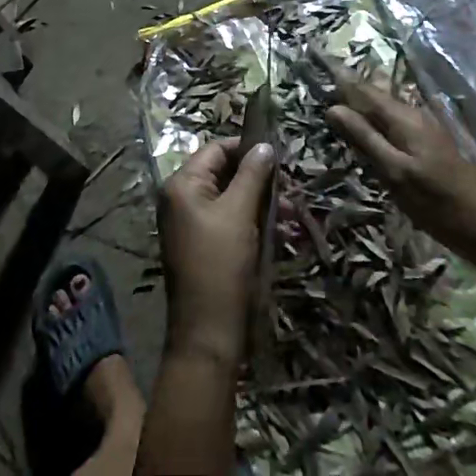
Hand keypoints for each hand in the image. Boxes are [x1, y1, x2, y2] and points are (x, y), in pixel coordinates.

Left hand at [157, 138, 275, 366]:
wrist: (208, 330)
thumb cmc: (221, 263)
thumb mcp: (240, 214)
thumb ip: (252, 176)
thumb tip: (264, 145)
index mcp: (182, 184)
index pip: (215, 150)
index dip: (246, 149)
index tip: (279, 156)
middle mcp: (181, 198)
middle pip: (224, 174)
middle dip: (259, 181)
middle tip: (292, 192)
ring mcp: (191, 222)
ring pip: (231, 200)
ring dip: (262, 204)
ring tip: (293, 217)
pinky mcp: (203, 244)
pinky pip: (230, 222)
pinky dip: (254, 224)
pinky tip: (282, 235)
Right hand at [321, 62, 475, 255]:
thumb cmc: (440, 205)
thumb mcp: (395, 173)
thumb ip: (364, 139)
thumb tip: (333, 107)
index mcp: (404, 118)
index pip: (363, 89)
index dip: (339, 76)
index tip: (316, 58)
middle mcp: (416, 117)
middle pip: (376, 95)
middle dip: (349, 86)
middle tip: (322, 75)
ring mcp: (427, 131)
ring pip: (386, 109)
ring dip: (363, 102)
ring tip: (338, 97)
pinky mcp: (433, 147)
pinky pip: (396, 123)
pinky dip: (377, 119)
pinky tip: (369, 126)